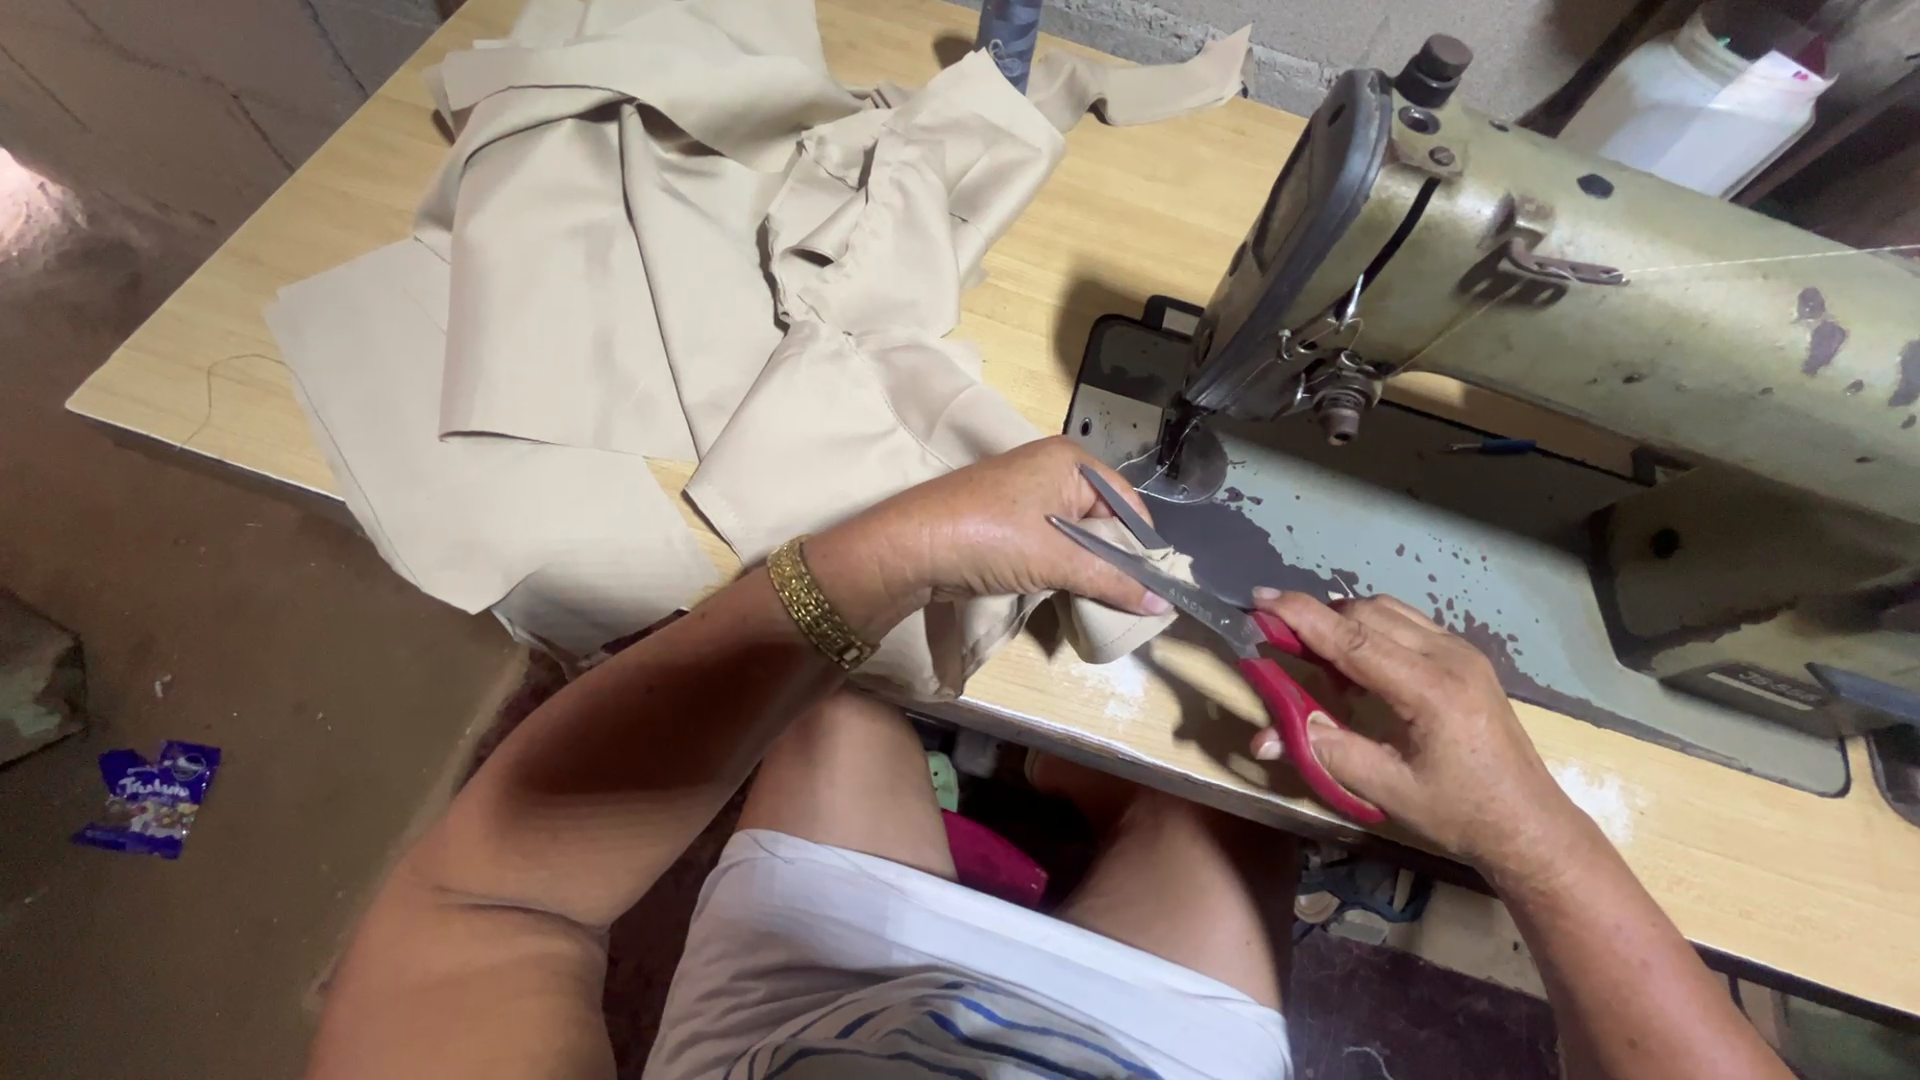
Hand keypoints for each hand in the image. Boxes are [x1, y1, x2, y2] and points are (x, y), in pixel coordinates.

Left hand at [803, 437, 1169, 638]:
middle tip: (1137, 600)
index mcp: (1070, 461)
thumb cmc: (991, 537)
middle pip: (1103, 519)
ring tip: (1109, 601)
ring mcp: (1026, 496)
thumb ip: (1112, 578)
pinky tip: (1074, 592)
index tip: (1157, 585)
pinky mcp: (1007, 522)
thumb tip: (1161, 603)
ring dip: (1090, 568)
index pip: (1127, 502)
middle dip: (1117, 559)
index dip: (1143, 544)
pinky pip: (1052, 544)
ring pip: (1077, 535)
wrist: (911, 547)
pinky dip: (1065, 567)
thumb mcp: (1058, 558)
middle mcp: (1051, 470)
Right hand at [1250, 590, 1593, 880]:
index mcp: (1432, 690)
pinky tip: (1356, 662)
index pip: (1352, 639)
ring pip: (1385, 610)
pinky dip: (1368, 629)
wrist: (1530, 824)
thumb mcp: (1385, 787)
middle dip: (1315, 618)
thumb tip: (1261, 738)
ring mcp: (1461, 651)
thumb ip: (1321, 750)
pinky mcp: (1464, 655)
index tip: (1260, 599)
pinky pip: (1404, 621)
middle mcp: (1450, 657)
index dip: (1302, 617)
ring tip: (1316, 656)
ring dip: (1341, 621)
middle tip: (1278, 641)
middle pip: (1365, 614)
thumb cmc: (1458, 812)